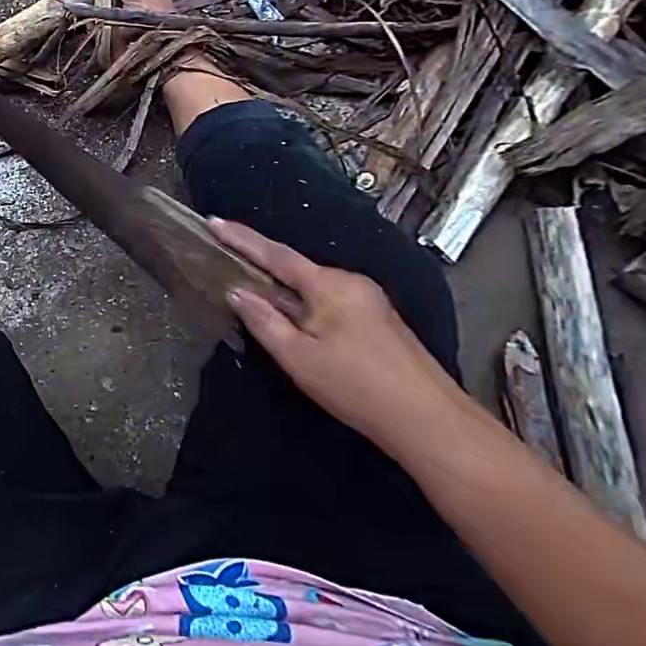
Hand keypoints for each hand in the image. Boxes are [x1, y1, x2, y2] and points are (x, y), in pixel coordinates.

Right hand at [209, 218, 473, 449]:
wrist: (431, 423)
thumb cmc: (358, 388)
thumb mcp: (298, 357)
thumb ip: (263, 320)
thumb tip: (236, 291)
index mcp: (330, 286)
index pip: (275, 255)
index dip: (240, 238)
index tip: (213, 222)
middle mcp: (351, 283)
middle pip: (295, 268)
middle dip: (260, 263)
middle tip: (224, 256)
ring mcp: (368, 301)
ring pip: (311, 287)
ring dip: (281, 287)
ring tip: (249, 289)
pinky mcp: (376, 321)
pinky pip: (326, 300)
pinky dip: (301, 302)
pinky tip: (290, 317)